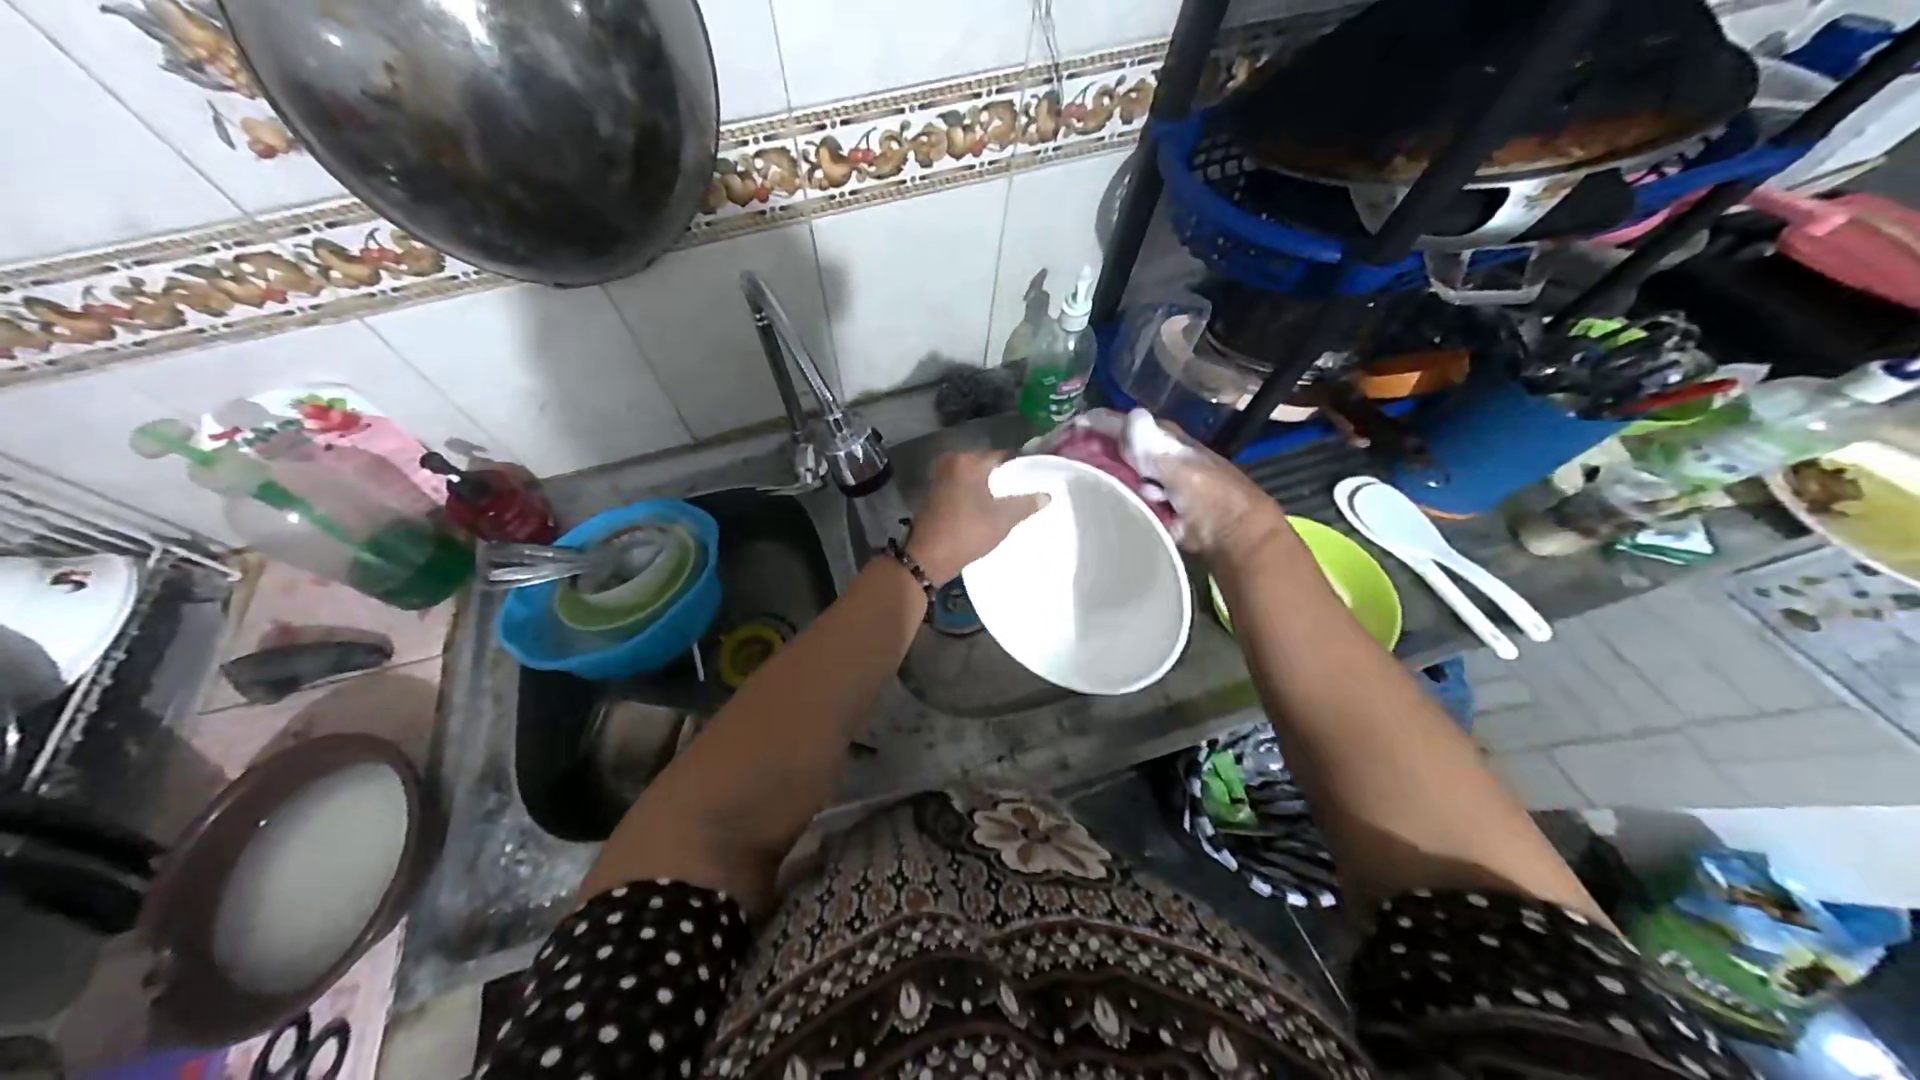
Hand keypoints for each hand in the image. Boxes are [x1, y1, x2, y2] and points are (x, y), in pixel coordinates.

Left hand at [906, 450, 1047, 582]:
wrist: (928, 558)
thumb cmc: (966, 532)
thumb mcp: (1002, 519)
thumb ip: (1026, 504)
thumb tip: (1046, 496)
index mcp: (966, 461)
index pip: (1002, 455)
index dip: (1021, 465)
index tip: (1037, 476)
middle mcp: (951, 463)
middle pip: (987, 465)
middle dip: (1006, 477)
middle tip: (1028, 489)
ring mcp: (940, 478)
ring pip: (975, 477)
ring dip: (991, 486)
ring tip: (1013, 499)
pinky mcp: (935, 493)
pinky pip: (963, 487)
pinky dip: (977, 493)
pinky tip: (990, 506)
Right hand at [1033, 408, 1286, 561]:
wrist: (1232, 533)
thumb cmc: (1210, 494)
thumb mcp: (1181, 464)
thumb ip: (1152, 444)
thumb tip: (1128, 416)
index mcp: (1152, 435)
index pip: (1105, 423)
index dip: (1074, 429)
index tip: (1044, 444)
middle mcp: (1142, 452)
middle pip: (1097, 446)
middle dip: (1068, 452)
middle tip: (1037, 464)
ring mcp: (1140, 478)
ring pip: (1101, 470)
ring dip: (1077, 473)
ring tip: (1045, 482)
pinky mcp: (1139, 502)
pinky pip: (1110, 494)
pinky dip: (1092, 495)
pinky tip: (1069, 501)